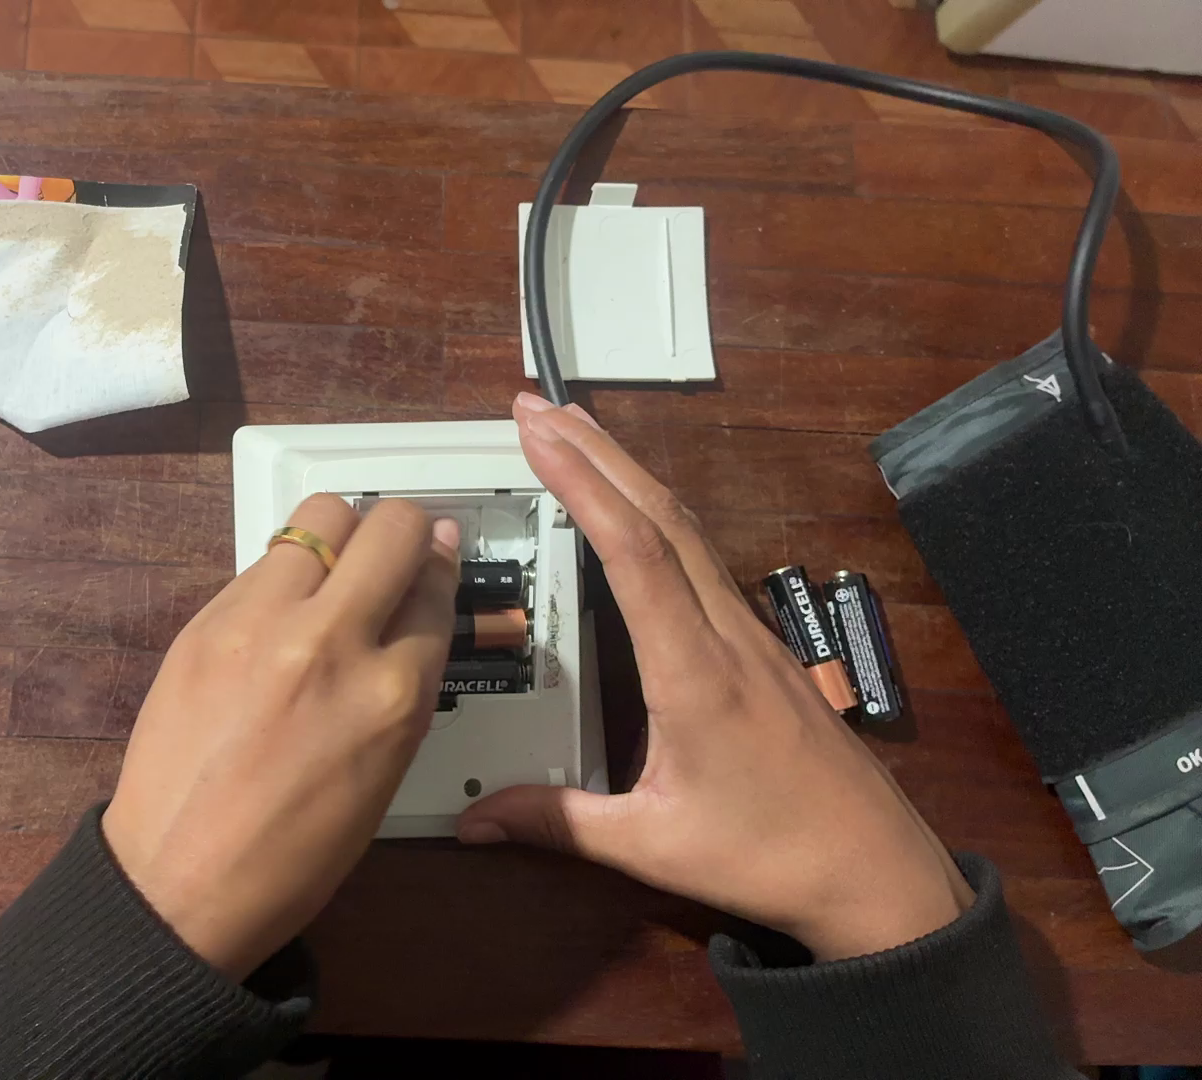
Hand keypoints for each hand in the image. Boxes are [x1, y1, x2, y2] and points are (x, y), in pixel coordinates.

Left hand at [103, 495, 460, 978]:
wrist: (177, 876)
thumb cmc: (295, 847)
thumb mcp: (384, 768)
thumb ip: (406, 677)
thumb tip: (417, 607)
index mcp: (392, 695)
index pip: (435, 586)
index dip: (436, 572)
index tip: (429, 567)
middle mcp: (331, 641)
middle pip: (391, 524)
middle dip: (402, 531)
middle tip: (388, 557)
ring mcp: (261, 622)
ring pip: (322, 515)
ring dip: (339, 537)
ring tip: (329, 579)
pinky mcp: (206, 618)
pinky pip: (265, 560)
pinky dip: (285, 572)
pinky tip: (276, 614)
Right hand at [456, 393, 973, 961]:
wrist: (883, 877)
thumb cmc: (769, 855)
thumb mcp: (652, 845)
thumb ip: (557, 820)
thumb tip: (472, 821)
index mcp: (693, 671)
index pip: (635, 554)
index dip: (584, 486)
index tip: (539, 435)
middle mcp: (723, 631)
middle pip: (660, 515)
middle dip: (595, 450)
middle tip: (536, 405)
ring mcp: (745, 628)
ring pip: (682, 523)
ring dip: (624, 467)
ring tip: (572, 426)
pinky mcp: (752, 638)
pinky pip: (696, 550)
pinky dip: (650, 505)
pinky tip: (626, 497)